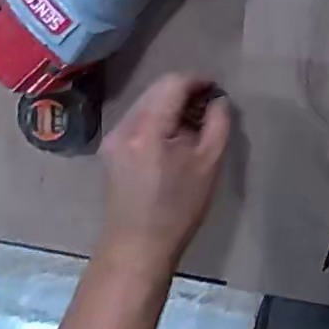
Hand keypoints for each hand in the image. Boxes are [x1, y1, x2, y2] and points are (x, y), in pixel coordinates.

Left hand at [95, 73, 231, 278]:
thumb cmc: (178, 208)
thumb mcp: (209, 163)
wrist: (137, 248)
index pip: (173, 83)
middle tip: (210, 106)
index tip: (217, 90)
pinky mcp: (111, 149)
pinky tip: (174, 136)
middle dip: (185, 90)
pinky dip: (158, 117)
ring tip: (194, 122)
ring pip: (147, 101)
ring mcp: (113, 137)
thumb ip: (218, 123)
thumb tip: (218, 100)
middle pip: (158, 88)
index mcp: (148, 128)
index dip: (198, 80)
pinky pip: (138, 118)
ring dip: (172, 103)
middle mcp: (125, 126)